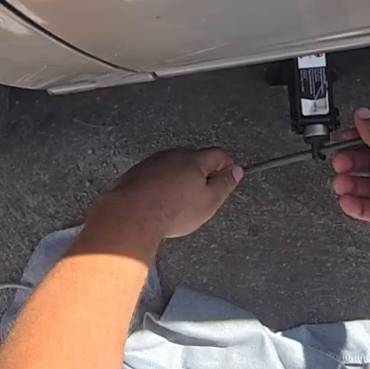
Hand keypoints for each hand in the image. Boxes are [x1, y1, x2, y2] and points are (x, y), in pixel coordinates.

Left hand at [87, 148, 242, 243]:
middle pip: (193, 157)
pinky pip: (155, 174)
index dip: (227, 163)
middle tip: (206, 190)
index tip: (231, 172)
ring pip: (172, 165)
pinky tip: (161, 199)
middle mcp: (173, 155)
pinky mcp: (137, 173)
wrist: (132, 214)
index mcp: (194, 160)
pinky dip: (161, 183)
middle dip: (202, 170)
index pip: (217, 154)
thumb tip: (236, 170)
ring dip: (180, 176)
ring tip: (181, 199)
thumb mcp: (209, 202)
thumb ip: (224, 184)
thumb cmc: (173, 210)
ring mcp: (153, 162)